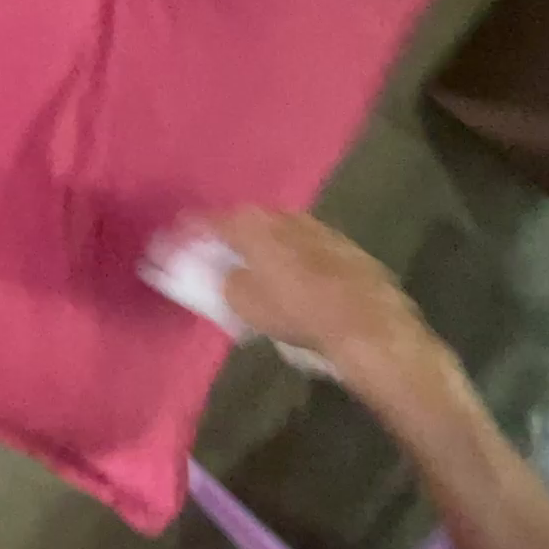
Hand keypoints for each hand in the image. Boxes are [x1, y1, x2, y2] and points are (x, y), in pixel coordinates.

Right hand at [208, 208, 433, 372]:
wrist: (371, 331)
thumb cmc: (295, 312)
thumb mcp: (239, 301)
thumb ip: (219, 278)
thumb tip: (215, 269)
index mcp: (249, 223)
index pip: (205, 220)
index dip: (188, 233)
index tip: (176, 243)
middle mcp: (282, 216)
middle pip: (245, 222)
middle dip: (231, 236)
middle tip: (218, 256)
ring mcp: (320, 229)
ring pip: (279, 232)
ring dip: (266, 245)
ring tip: (258, 268)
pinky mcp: (349, 248)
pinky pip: (308, 247)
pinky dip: (296, 257)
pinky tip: (296, 279)